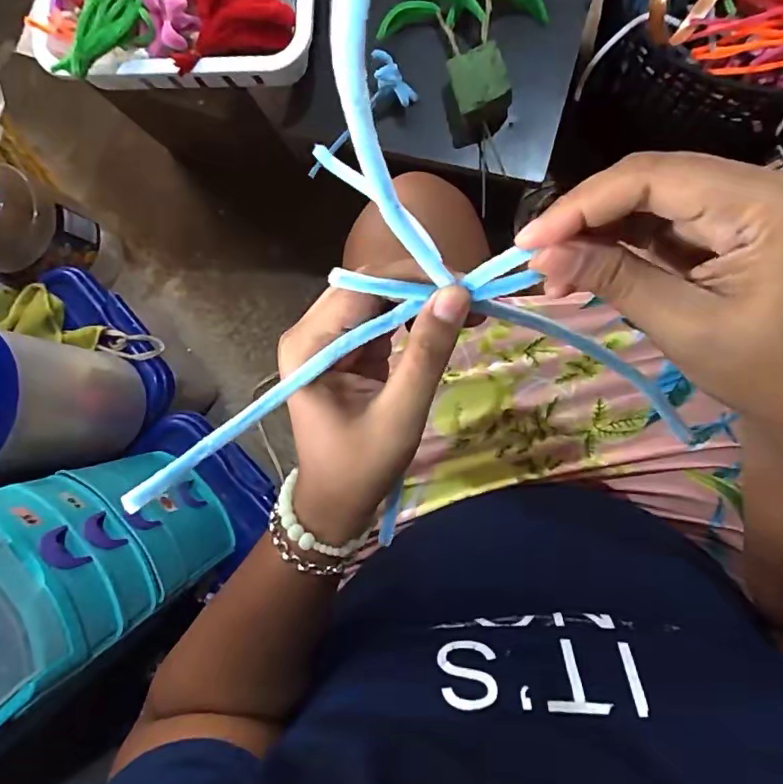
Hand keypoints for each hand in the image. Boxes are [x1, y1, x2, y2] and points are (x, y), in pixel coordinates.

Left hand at [278, 280, 469, 544]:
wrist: (336, 503)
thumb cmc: (362, 467)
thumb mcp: (400, 413)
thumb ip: (427, 352)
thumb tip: (458, 294)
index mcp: (309, 345)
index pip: (364, 288)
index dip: (416, 280)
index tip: (466, 287)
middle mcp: (311, 331)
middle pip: (370, 286)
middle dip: (422, 287)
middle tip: (474, 299)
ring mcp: (327, 338)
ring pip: (379, 297)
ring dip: (423, 299)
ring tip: (468, 309)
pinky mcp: (346, 348)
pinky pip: (382, 318)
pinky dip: (416, 317)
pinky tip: (445, 322)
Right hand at [516, 151, 782, 429]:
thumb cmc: (763, 374)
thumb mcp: (684, 325)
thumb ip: (614, 278)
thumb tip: (543, 254)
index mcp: (764, 201)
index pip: (654, 178)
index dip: (582, 204)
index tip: (529, 240)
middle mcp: (763, 185)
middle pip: (654, 180)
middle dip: (589, 216)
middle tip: (538, 255)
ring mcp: (753, 205)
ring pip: (657, 199)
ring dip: (605, 230)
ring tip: (557, 267)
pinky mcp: (740, 228)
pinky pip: (673, 222)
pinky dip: (630, 243)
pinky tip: (594, 263)